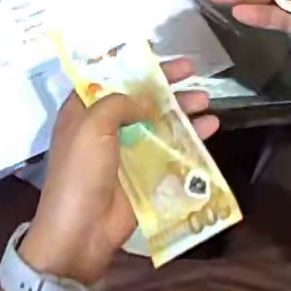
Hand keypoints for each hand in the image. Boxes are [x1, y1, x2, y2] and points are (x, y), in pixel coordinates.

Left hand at [21, 57, 217, 283]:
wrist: (81, 232)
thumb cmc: (80, 173)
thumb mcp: (92, 126)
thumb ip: (119, 103)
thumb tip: (145, 102)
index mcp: (83, 111)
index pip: (110, 77)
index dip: (135, 66)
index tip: (160, 58)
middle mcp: (104, 127)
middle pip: (140, 97)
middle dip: (166, 85)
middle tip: (193, 71)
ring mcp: (126, 150)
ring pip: (159, 121)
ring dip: (181, 109)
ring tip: (205, 101)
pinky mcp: (145, 173)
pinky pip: (170, 149)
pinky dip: (190, 137)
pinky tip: (210, 128)